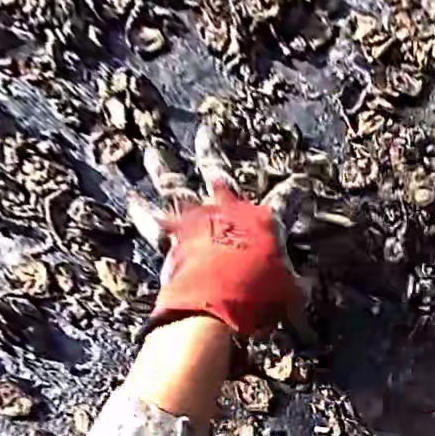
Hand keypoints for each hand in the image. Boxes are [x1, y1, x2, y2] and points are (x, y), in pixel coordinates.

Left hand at [125, 125, 308, 336]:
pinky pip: (152, 222)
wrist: (219, 304)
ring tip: (152, 151)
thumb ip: (295, 283)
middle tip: (205, 131)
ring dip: (163, 167)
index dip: (298, 190)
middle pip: (219, 172)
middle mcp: (227, 210)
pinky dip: (141, 212)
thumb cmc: (260, 298)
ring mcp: (196, 220)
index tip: (304, 181)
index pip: (287, 199)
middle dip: (213, 152)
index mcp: (265, 221)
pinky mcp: (171, 238)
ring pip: (176, 185)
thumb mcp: (291, 293)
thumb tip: (303, 286)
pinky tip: (131, 200)